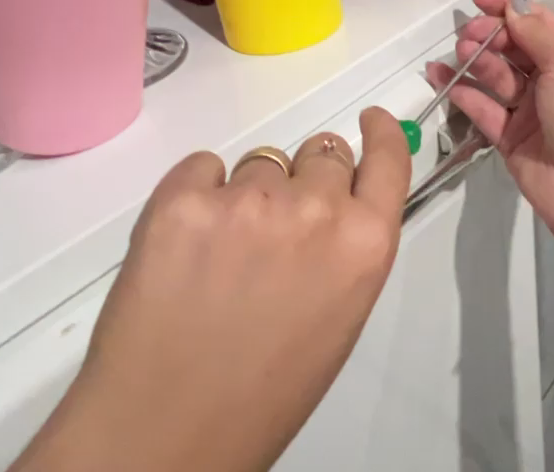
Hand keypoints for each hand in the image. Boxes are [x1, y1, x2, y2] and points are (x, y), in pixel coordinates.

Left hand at [13, 108, 410, 471]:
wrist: (165, 434)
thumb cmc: (264, 390)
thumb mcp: (336, 318)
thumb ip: (345, 249)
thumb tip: (331, 205)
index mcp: (364, 245)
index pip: (388, 159)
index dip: (380, 133)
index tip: (370, 120)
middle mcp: (315, 209)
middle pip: (322, 152)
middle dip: (305, 179)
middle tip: (276, 225)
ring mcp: (247, 199)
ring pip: (261, 162)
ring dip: (249, 193)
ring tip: (220, 256)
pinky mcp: (182, 198)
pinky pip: (203, 165)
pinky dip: (198, 193)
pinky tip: (187, 244)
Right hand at [425, 0, 553, 243]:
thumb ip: (535, 32)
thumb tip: (513, 7)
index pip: (537, 21)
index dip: (507, 7)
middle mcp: (553, 78)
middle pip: (514, 46)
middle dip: (490, 35)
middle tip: (469, 33)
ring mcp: (530, 108)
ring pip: (496, 75)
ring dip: (476, 60)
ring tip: (459, 53)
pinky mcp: (510, 137)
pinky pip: (483, 108)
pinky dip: (464, 93)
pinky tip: (446, 80)